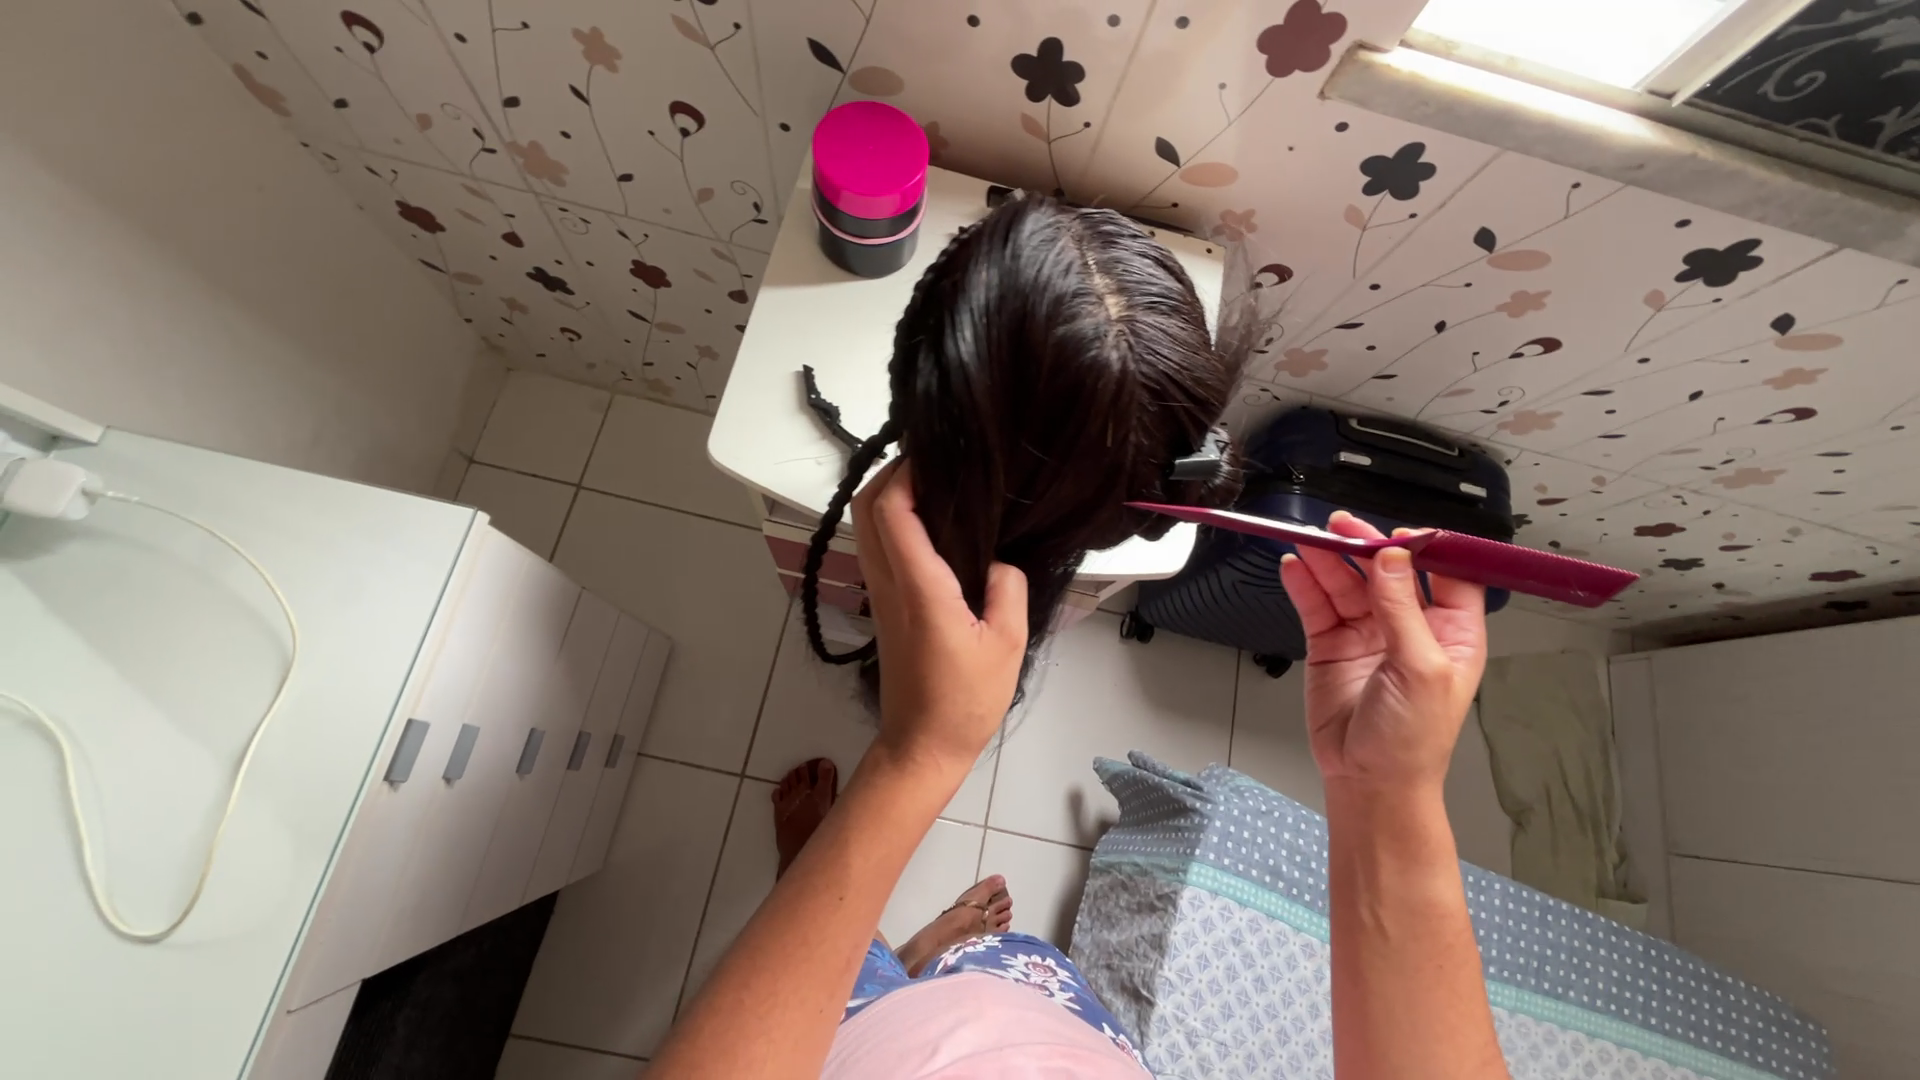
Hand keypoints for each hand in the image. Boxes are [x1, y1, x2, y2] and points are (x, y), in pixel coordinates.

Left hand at [850, 460, 1028, 771]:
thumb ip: (1008, 589)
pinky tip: (930, 523)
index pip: (894, 512)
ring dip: (888, 496)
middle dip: (889, 473)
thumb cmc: (965, 700)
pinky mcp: (883, 607)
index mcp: (919, 588)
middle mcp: (889, 584)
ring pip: (867, 527)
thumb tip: (998, 560)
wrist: (922, 746)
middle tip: (933, 459)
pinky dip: (892, 522)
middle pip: (866, 509)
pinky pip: (877, 548)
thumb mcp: (1007, 645)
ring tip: (935, 483)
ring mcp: (880, 595)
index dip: (906, 472)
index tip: (936, 451)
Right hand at [1278, 512, 1487, 794]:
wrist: (1367, 778)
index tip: (1398, 534)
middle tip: (1341, 527)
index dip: (1424, 550)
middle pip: (1386, 572)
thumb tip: (1392, 558)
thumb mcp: (1420, 670)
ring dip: (1327, 561)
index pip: (1444, 574)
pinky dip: (1303, 585)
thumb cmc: (1413, 737)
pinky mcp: (1330, 644)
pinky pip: (1317, 605)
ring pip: (1346, 584)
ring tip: (1308, 541)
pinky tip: (1293, 568)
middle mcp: (1408, 626)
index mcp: (1450, 631)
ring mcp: (1366, 633)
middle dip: (1364, 547)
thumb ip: (1402, 610)